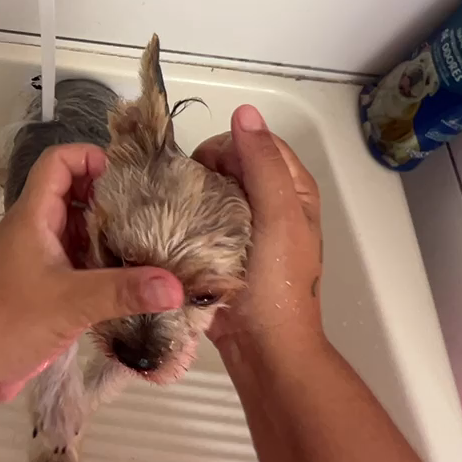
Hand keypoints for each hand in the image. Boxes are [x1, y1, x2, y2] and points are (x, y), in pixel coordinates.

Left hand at [0, 143, 183, 405]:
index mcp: (33, 215)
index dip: (90, 157)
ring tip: (153, 242)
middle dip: (111, 196)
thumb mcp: (71, 302)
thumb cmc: (8, 322)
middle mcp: (35, 228)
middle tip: (153, 211)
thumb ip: (123, 290)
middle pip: (73, 192)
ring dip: (110, 232)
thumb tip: (176, 285)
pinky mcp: (44, 283)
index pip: (57, 162)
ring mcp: (38, 256)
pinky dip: (103, 262)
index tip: (129, 177)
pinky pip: (78, 259)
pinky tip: (134, 279)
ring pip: (77, 228)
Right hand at [191, 105, 324, 352]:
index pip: (252, 142)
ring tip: (176, 216)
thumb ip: (262, 163)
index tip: (204, 170)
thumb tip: (243, 112)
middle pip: (227, 164)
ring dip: (189, 197)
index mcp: (290, 189)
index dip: (226, 147)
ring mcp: (243, 227)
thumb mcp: (278, 217)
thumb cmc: (276, 284)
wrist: (263, 348)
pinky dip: (183, 219)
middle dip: (203, 172)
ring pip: (208, 190)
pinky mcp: (219, 249)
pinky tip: (172, 231)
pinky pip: (197, 219)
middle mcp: (268, 203)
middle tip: (190, 199)